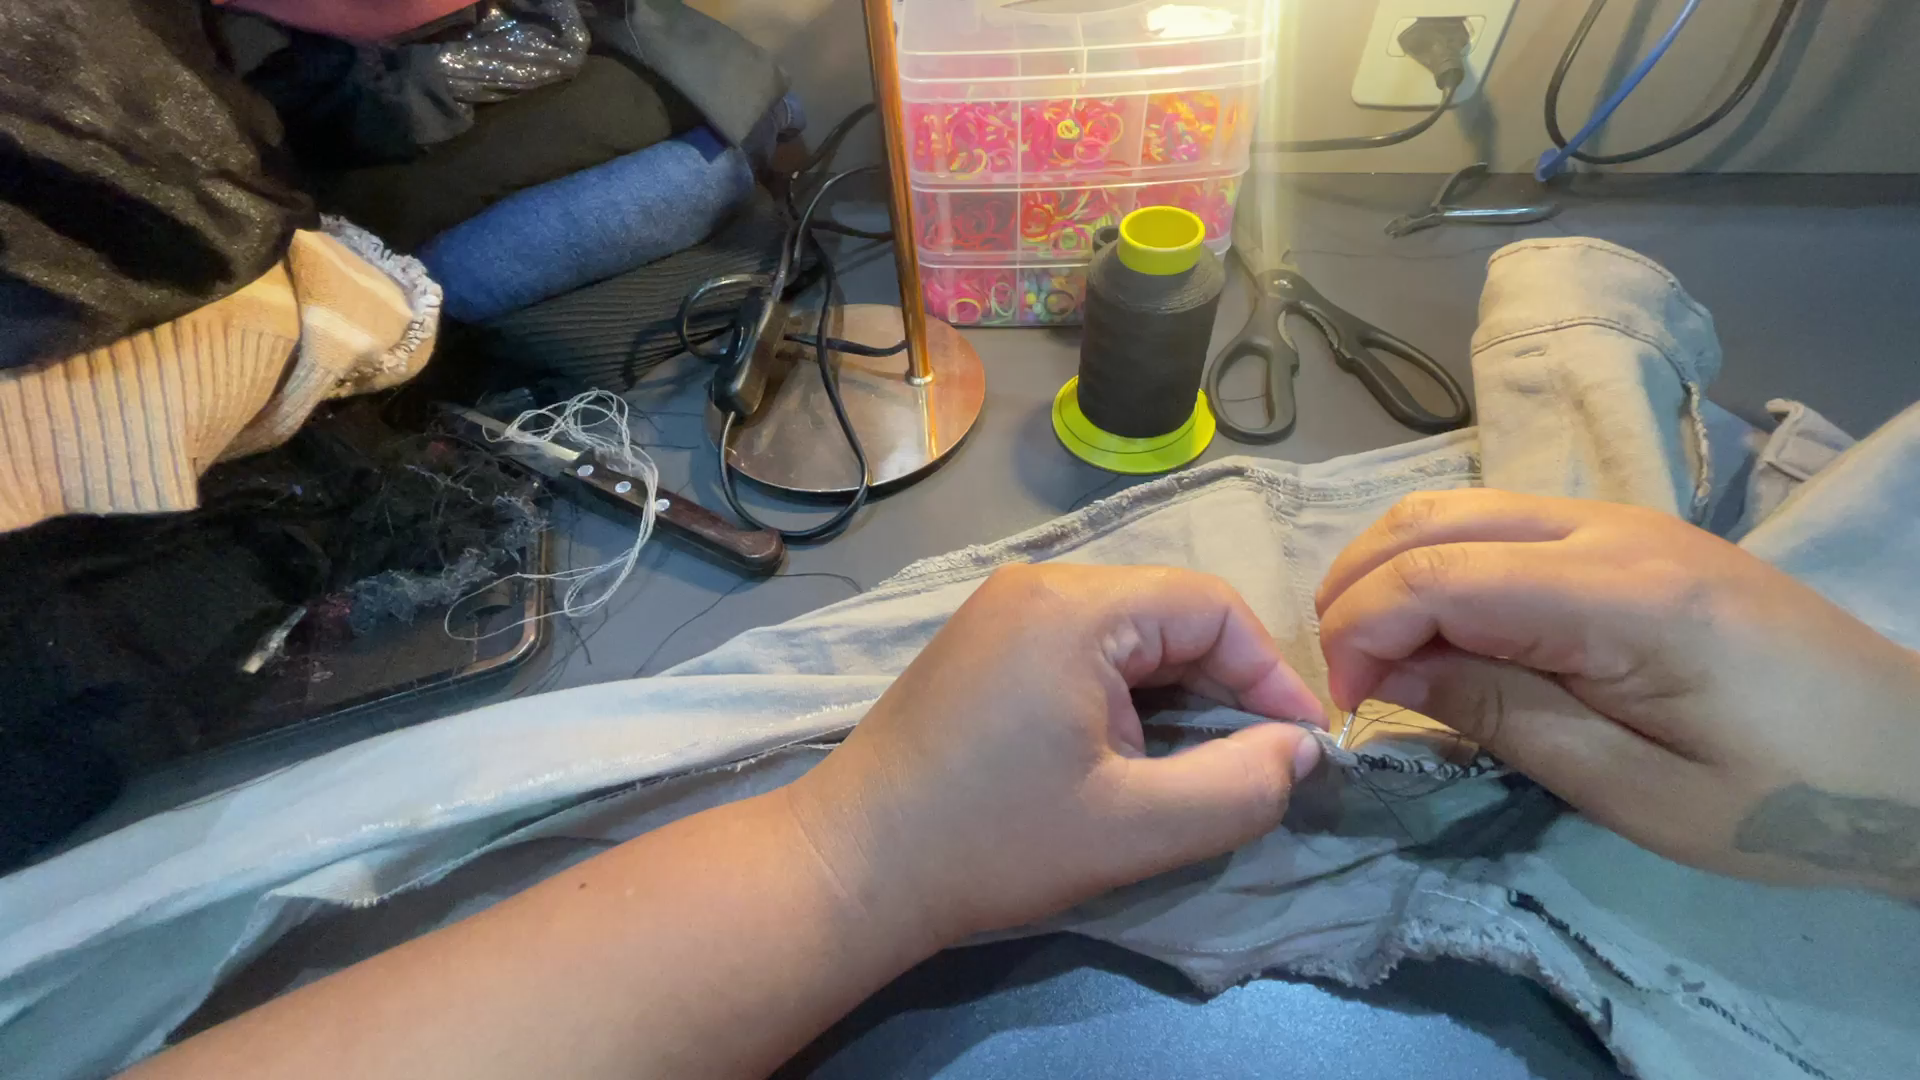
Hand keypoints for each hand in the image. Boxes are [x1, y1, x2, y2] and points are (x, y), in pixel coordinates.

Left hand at [784, 564, 1325, 947]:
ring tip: (1187, 760)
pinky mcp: (983, 637)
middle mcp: (1035, 582)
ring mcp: (1001, 605)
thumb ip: (1241, 785)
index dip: (1268, 671)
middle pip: (1165, 611)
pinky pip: (1079, 642)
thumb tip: (1301, 747)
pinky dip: (1120, 688)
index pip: (1208, 604)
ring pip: (1125, 630)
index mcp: (1072, 604)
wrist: (857, 860)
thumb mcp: (1135, 827)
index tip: (1301, 744)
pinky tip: (1122, 742)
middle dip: (1220, 683)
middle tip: (1248, 759)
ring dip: (1171, 689)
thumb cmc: (992, 841)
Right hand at [1316, 490, 1919, 894]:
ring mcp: (1605, 517)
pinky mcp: (1606, 530)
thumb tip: (1388, 675)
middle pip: (1420, 525)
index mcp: (1621, 593)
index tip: (1349, 703)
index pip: (1433, 578)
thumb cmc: (1791, 798)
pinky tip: (1424, 619)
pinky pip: (1474, 522)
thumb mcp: (1634, 789)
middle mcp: (1603, 527)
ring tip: (1370, 644)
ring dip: (1377, 571)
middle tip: (1348, 674)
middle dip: (1352, 596)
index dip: (1361, 632)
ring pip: (1438, 509)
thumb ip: (1498, 715)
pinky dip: (1419, 563)